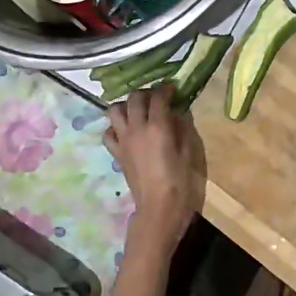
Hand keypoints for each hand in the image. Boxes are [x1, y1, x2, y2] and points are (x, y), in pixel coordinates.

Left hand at [103, 86, 202, 253]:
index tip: (171, 89)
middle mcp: (137, 128)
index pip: (158, 97)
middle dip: (145, 93)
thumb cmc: (179, 181)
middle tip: (154, 98)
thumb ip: (180, 128)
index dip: (165, 89)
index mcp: (157, 126)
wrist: (158, 206)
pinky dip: (115, 128)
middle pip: (134, 98)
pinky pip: (108, 133)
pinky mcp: (116, 153)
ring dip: (125, 105)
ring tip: (136, 110)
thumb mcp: (187, 151)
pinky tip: (125, 131)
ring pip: (114, 110)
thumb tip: (175, 114)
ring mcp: (123, 140)